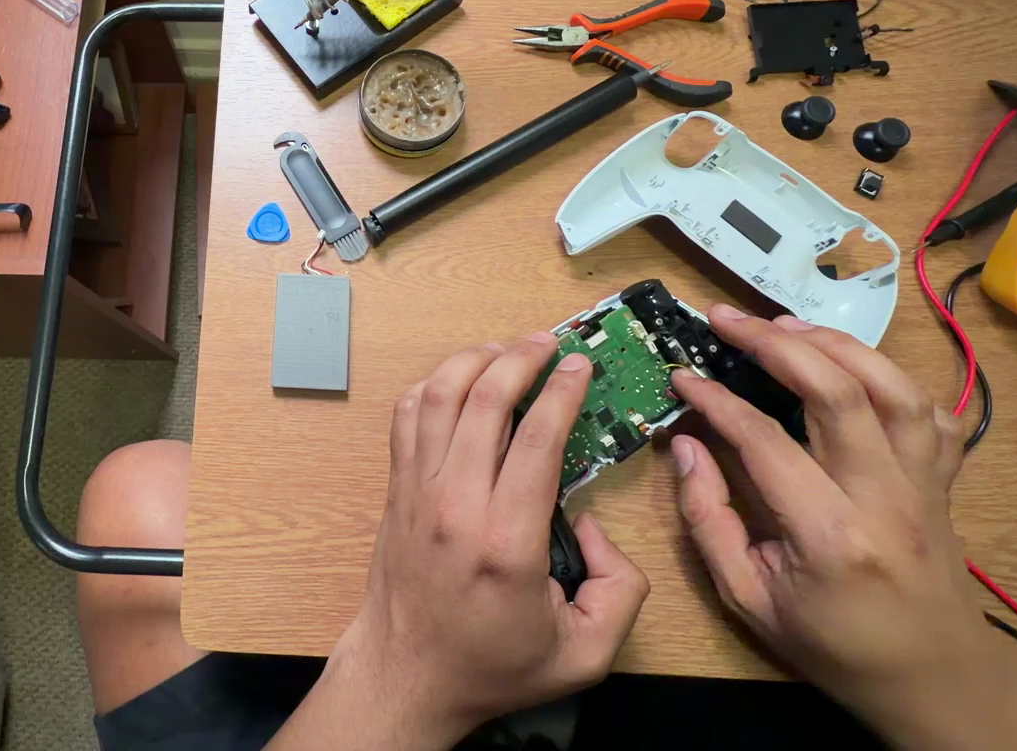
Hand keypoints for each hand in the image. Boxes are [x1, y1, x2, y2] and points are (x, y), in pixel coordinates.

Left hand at [272, 333, 648, 750]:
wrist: (407, 673)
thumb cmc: (495, 664)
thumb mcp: (586, 653)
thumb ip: (620, 588)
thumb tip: (592, 518)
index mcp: (508, 540)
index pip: (536, 439)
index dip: (562, 391)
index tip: (580, 365)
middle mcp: (456, 501)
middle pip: (483, 400)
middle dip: (519, 357)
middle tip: (546, 342)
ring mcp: (417, 488)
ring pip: (437, 396)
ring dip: (471, 359)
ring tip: (503, 348)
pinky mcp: (396, 486)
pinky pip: (405, 416)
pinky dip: (430, 385)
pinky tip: (455, 379)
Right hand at [669, 305, 1016, 750]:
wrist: (941, 687)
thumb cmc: (833, 647)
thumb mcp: (746, 598)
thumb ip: (707, 518)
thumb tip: (686, 444)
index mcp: (831, 534)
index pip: (765, 439)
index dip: (715, 399)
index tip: (682, 375)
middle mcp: (887, 498)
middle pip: (840, 392)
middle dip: (775, 343)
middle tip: (725, 318)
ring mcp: (926, 486)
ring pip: (894, 389)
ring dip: (835, 344)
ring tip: (782, 324)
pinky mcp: (943, 482)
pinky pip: (930, 412)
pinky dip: (889, 375)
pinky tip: (847, 364)